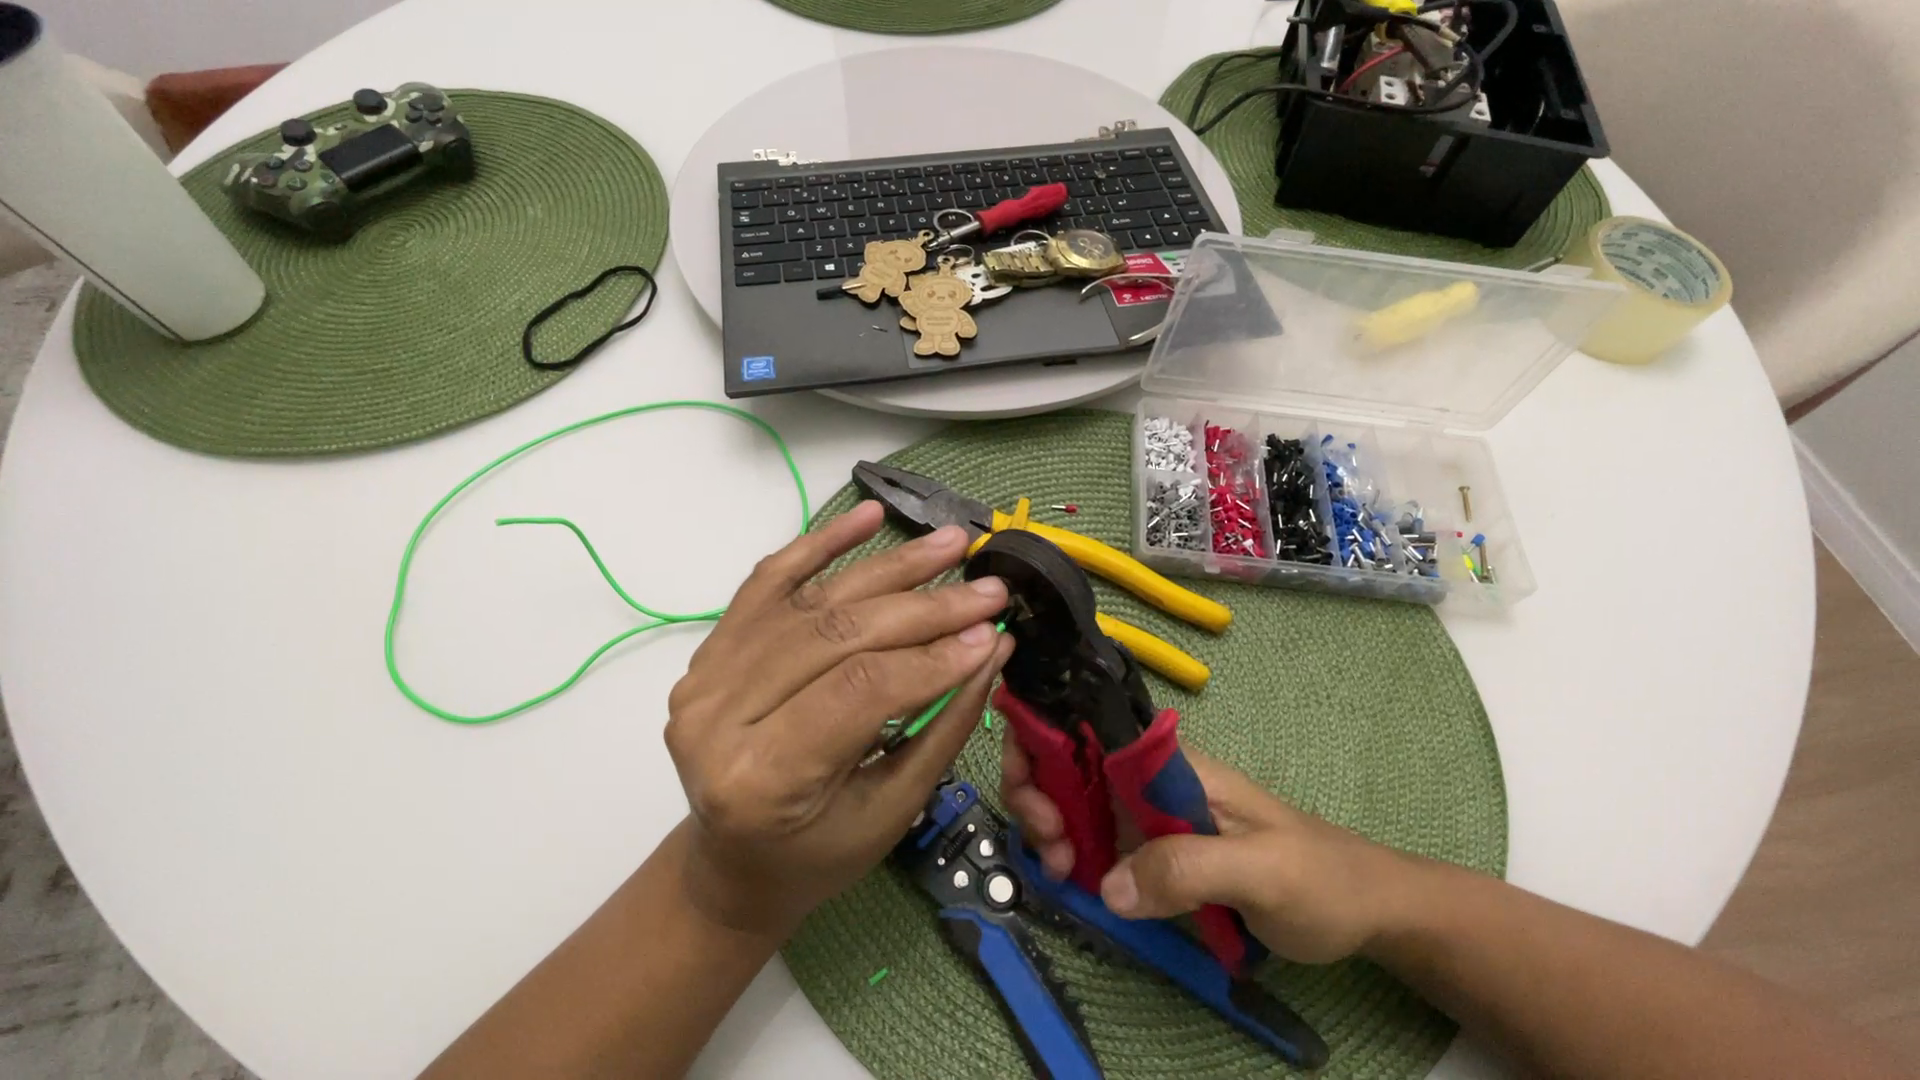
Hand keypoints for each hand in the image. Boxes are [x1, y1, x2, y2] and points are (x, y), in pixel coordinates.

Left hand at [666, 501, 1014, 939]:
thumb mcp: (891, 811)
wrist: (736, 863)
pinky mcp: (708, 652)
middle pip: (835, 637)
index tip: (992, 631)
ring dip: (886, 566)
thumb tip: (991, 647)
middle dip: (923, 608)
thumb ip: (942, 727)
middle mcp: (715, 718)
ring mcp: (704, 677)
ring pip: (810, 602)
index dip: (932, 656)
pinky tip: (866, 516)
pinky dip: (818, 544)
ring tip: (950, 543)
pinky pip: (767, 584)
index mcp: (759, 780)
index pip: (860, 691)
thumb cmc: (818, 855)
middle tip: (987, 588)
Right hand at [1002, 734, 1412, 963]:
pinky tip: (1073, 881)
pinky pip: (1089, 839)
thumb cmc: (1319, 877)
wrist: (1361, 909)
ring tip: (1063, 872)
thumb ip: (1187, 869)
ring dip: (1048, 829)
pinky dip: (1067, 855)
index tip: (1041, 806)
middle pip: (1062, 760)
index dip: (1041, 747)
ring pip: (1068, 799)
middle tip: (1053, 851)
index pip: (1084, 725)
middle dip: (1037, 796)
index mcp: (1167, 761)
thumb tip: (1107, 886)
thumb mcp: (1261, 872)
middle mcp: (1145, 777)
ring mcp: (1143, 812)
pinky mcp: (1147, 849)